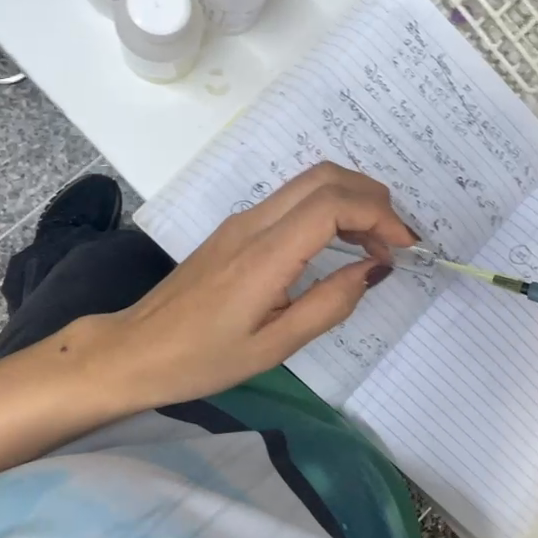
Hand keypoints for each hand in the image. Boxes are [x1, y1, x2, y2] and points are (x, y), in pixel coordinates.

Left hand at [72, 163, 416, 407]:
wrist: (133, 350)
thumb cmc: (201, 360)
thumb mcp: (273, 347)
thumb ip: (328, 305)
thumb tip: (372, 271)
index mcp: (265, 255)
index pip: (332, 205)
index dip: (379, 216)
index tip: (404, 248)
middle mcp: (254, 223)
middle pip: (325, 177)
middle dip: (373, 198)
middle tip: (396, 241)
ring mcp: (242, 221)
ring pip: (309, 182)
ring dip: (352, 200)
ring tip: (376, 243)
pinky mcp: (236, 229)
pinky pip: (293, 200)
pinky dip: (329, 208)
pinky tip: (340, 244)